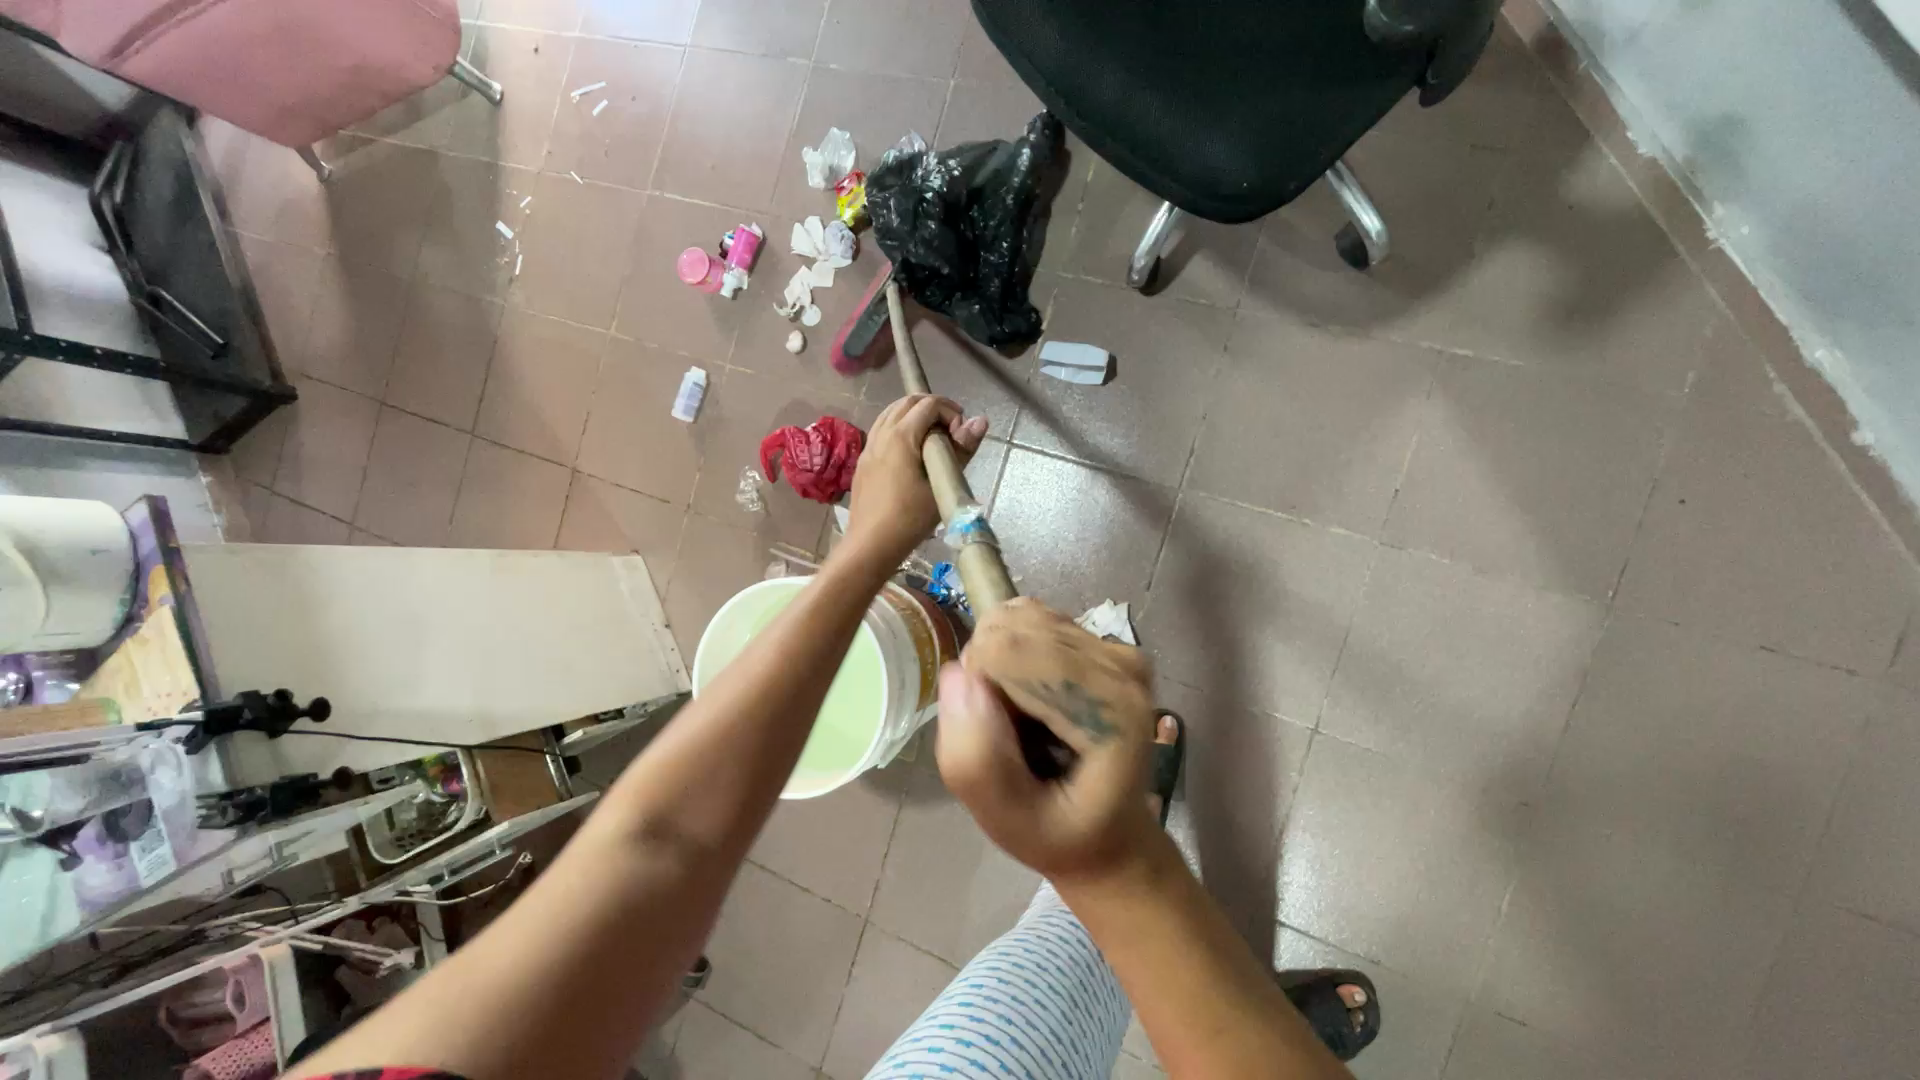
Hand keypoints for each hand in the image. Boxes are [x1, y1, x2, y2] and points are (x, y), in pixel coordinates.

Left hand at [845, 394, 987, 565]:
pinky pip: (882, 430)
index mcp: (901, 437)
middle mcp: (881, 434)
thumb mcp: (942, 484)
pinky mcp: (864, 461)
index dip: (950, 412)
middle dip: (933, 408)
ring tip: (933, 440)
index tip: (961, 435)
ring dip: (915, 416)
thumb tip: (980, 421)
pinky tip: (912, 455)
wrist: (871, 545)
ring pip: (892, 413)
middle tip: (951, 432)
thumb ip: (961, 450)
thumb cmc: (910, 519)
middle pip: (908, 402)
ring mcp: (869, 447)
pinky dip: (900, 428)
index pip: (929, 404)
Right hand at [935, 598, 1158, 883]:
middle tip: (1008, 731)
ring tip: (1021, 717)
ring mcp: (1115, 647)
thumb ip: (977, 762)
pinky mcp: (1103, 639)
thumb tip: (958, 676)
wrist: (1112, 833)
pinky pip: (1029, 620)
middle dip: (987, 674)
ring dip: (999, 664)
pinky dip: (1013, 654)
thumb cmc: (1061, 835)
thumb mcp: (1007, 824)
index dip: (976, 691)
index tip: (996, 740)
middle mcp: (1121, 665)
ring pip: (1015, 618)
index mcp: (1109, 711)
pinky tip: (1031, 697)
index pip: (1005, 652)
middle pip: (1009, 627)